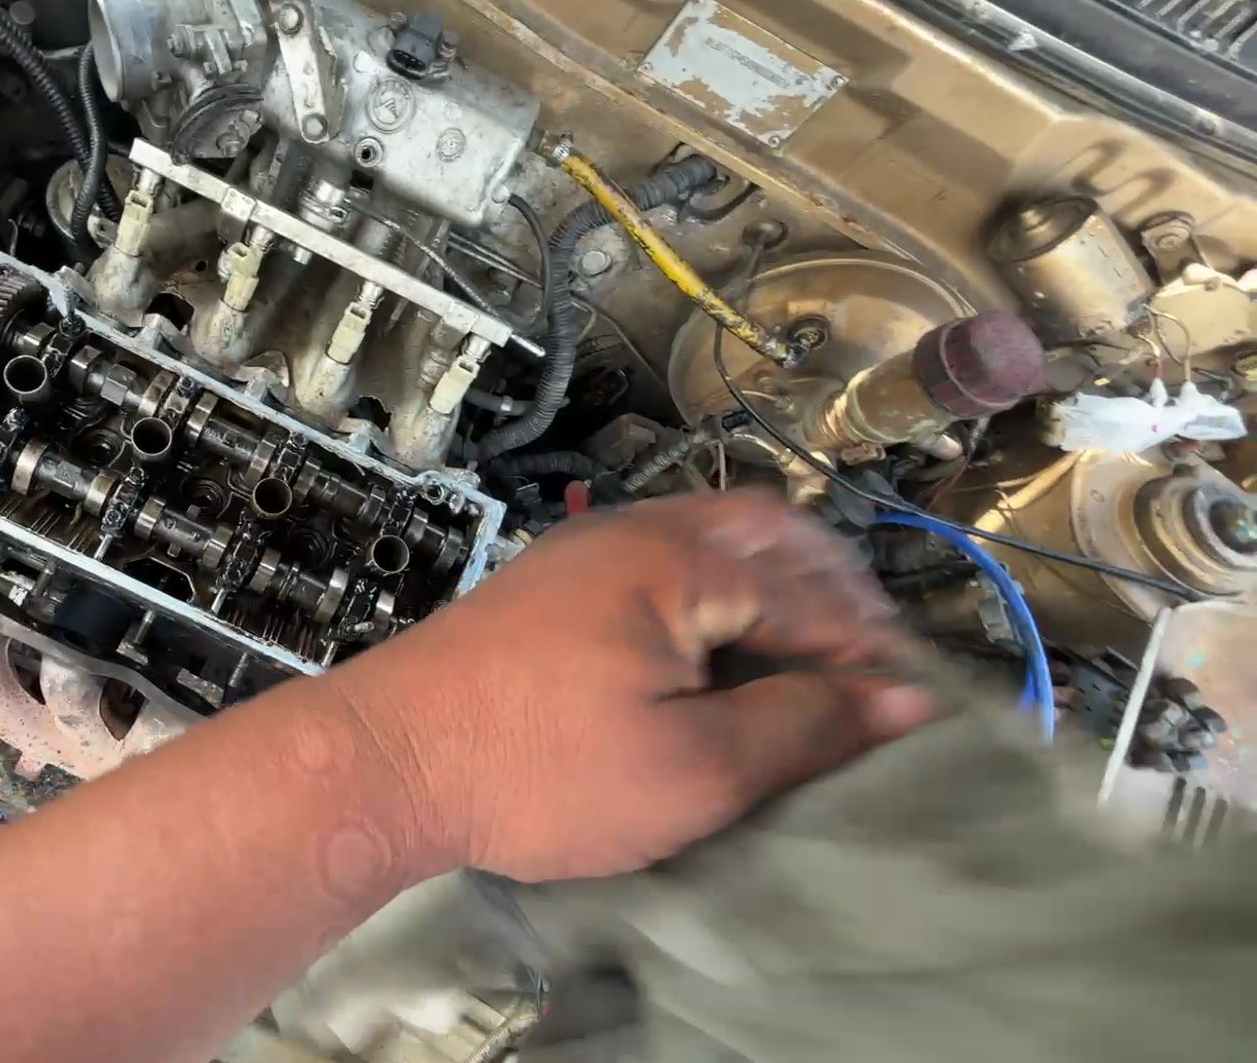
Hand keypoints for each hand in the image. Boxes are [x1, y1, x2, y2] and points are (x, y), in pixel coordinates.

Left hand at [330, 489, 934, 882]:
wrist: (391, 755)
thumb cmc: (537, 769)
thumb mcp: (689, 769)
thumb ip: (802, 725)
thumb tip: (904, 697)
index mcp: (672, 560)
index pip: (809, 596)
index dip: (868, 653)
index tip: (910, 708)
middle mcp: (623, 533)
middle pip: (756, 532)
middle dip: (823, 587)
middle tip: (861, 662)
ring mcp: (573, 552)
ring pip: (696, 540)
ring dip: (758, 584)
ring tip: (791, 658)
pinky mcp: (541, 584)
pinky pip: (645, 565)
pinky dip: (697, 594)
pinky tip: (700, 649)